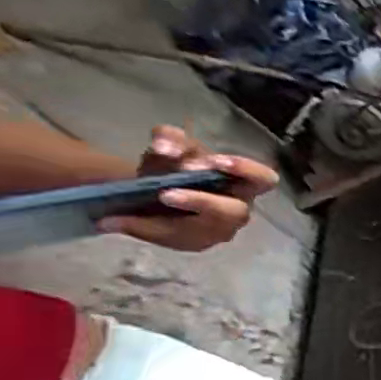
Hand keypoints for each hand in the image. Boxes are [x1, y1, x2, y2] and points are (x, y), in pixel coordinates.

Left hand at [98, 125, 278, 251]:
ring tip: (144, 206)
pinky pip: (174, 237)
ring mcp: (219, 229)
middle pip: (235, 213)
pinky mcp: (196, 241)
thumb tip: (164, 149)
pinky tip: (116, 221)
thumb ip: (171, 139)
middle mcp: (239, 209)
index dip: (247, 172)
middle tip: (168, 193)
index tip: (216, 164)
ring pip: (207, 229)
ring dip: (175, 220)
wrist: (150, 192)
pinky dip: (146, 228)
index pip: (264, 179)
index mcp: (243, 183)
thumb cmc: (173, 167)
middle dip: (203, 202)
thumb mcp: (171, 146)